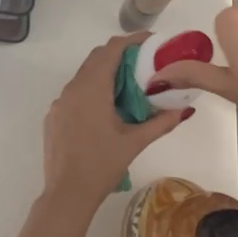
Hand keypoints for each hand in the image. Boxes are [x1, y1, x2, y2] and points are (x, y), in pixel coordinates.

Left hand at [43, 33, 188, 205]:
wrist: (67, 194)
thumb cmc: (102, 166)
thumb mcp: (135, 142)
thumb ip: (161, 122)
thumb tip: (183, 109)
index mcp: (91, 89)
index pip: (112, 50)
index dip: (133, 42)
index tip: (153, 44)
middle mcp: (72, 89)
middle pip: (97, 59)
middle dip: (121, 57)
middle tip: (145, 65)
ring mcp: (59, 104)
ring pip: (84, 77)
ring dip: (106, 75)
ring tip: (130, 88)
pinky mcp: (54, 118)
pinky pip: (75, 95)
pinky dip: (92, 92)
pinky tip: (106, 110)